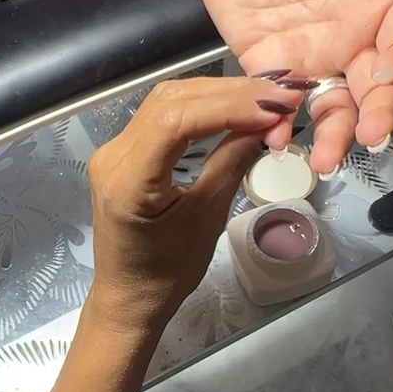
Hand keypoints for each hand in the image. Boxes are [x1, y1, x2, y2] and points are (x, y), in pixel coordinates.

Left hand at [83, 76, 292, 335]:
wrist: (129, 297)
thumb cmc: (167, 272)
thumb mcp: (207, 218)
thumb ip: (232, 162)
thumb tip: (267, 123)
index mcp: (129, 180)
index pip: (176, 119)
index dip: (229, 105)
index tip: (273, 107)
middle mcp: (113, 155)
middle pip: (171, 101)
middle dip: (229, 94)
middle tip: (279, 97)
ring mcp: (114, 151)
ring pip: (167, 101)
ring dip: (216, 94)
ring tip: (262, 99)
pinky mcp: (122, 153)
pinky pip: (161, 116)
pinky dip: (200, 107)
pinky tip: (231, 108)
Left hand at [186, 0, 392, 173]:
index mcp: (379, 0)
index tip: (390, 72)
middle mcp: (351, 38)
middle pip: (377, 90)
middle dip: (378, 117)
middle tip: (368, 138)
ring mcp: (309, 57)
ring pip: (334, 109)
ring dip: (335, 137)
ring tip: (325, 160)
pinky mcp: (267, 66)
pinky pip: (279, 106)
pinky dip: (280, 127)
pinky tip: (277, 140)